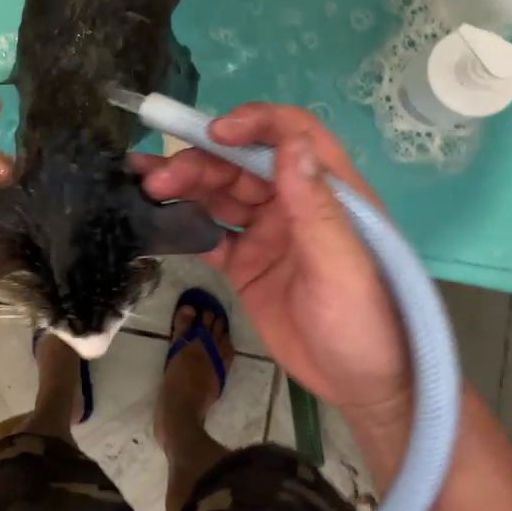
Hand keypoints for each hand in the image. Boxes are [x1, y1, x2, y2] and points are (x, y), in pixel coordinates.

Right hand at [132, 104, 411, 433]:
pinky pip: (209, 233)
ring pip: (219, 194)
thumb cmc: (365, 322)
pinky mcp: (246, 263)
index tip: (215, 134)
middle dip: (198, 163)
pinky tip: (155, 222)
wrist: (361, 387)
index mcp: (326, 190)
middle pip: (239, 164)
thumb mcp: (343, 264)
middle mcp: (293, 202)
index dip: (253, 123)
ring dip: (182, 187)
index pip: (290, 134)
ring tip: (145, 188)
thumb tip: (291, 141)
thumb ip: (315, 205)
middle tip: (158, 180)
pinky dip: (182, 224)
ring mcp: (267, 232)